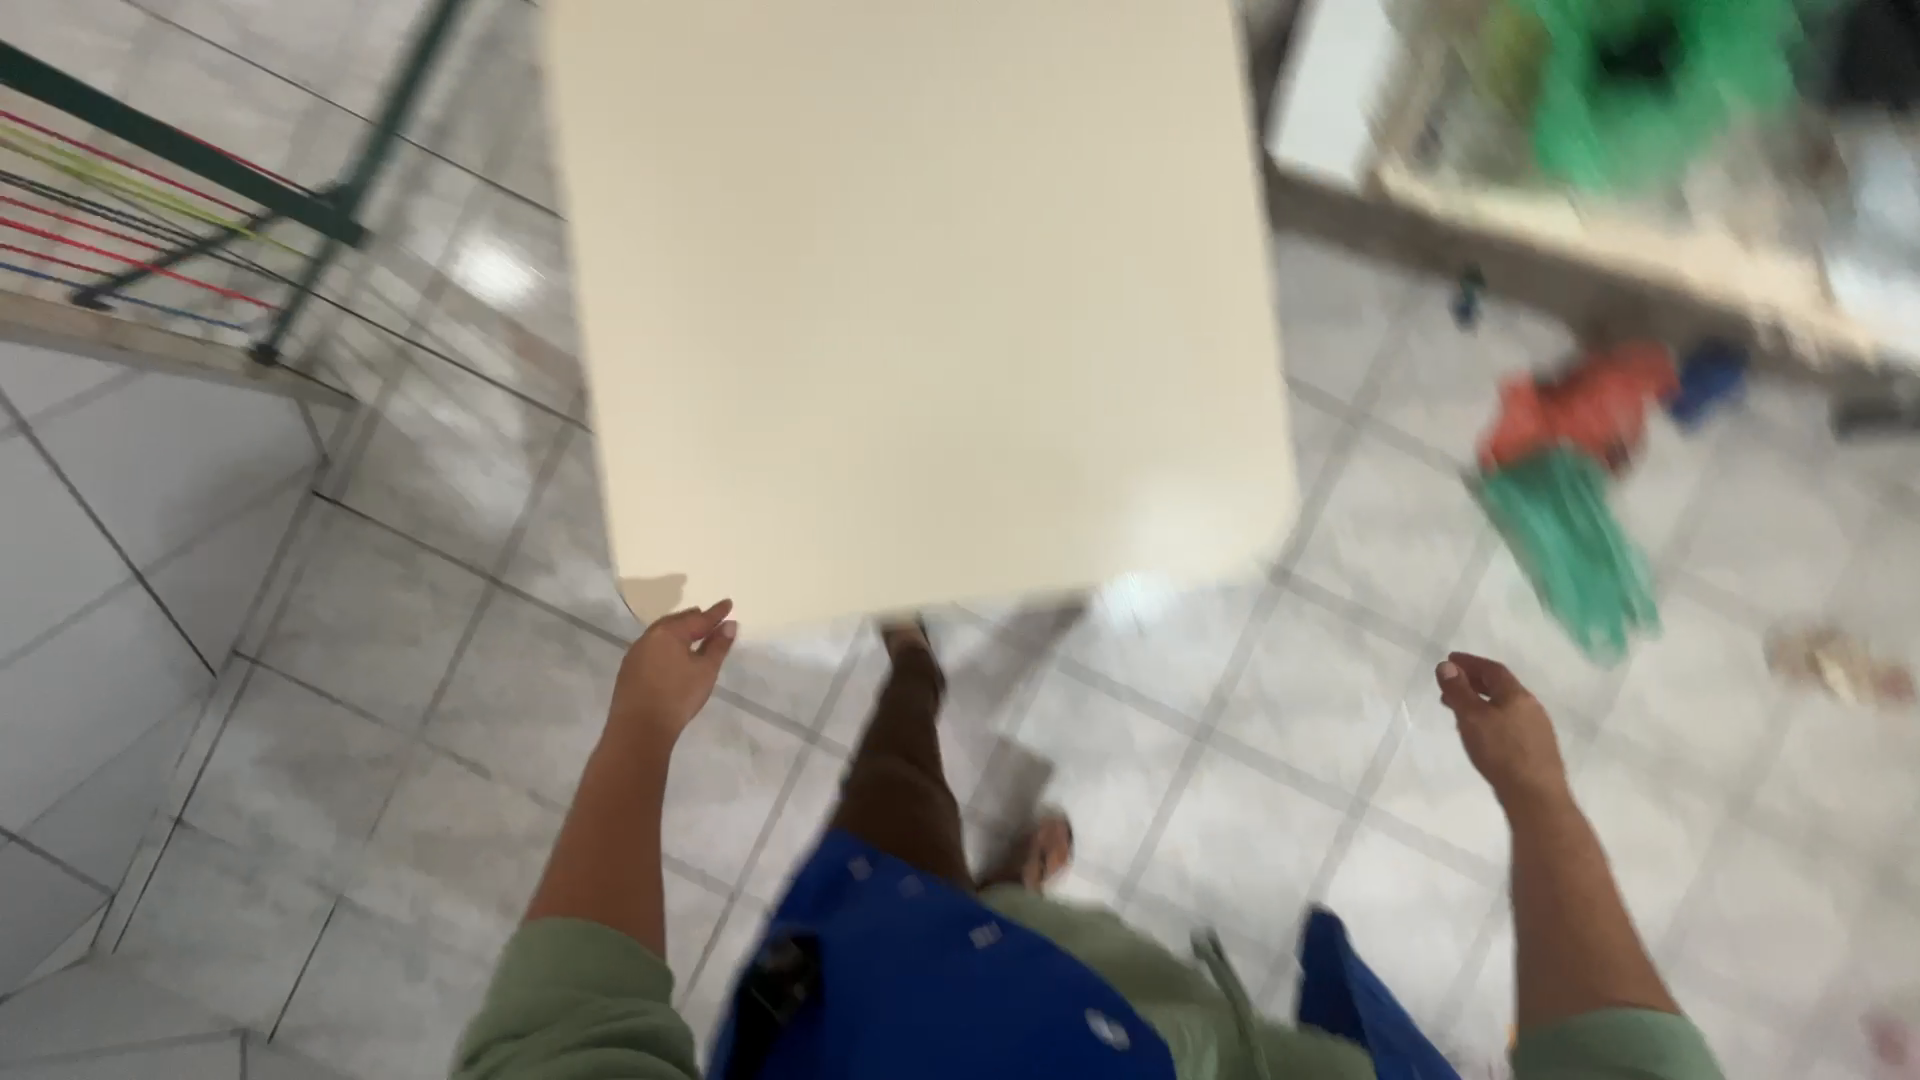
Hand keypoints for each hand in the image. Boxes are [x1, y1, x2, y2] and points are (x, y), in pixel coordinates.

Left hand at [607, 600, 737, 746]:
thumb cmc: (678, 696)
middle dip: (695, 619)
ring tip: (694, 635)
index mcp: (669, 632)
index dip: (716, 612)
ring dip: (679, 632)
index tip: (728, 603)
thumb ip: (718, 645)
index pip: (699, 618)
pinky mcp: (629, 669)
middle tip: (710, 619)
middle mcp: (649, 636)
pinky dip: (667, 645)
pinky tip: (673, 656)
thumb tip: (729, 625)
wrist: (639, 729)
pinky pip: (653, 647)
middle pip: (677, 622)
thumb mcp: (706, 670)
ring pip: (662, 634)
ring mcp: (635, 653)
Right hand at [1435, 652, 1570, 810]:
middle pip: (1500, 686)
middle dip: (1473, 680)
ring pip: (1504, 705)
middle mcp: (1531, 707)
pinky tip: (1479, 730)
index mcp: (1517, 696)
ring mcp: (1536, 728)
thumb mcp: (1471, 717)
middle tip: (1450, 683)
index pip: (1493, 670)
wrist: (1535, 795)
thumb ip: (1458, 690)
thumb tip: (1447, 665)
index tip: (1449, 659)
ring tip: (1458, 707)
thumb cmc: (1500, 751)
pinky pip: (1508, 720)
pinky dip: (1489, 715)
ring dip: (1480, 699)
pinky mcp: (1535, 747)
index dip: (1470, 662)